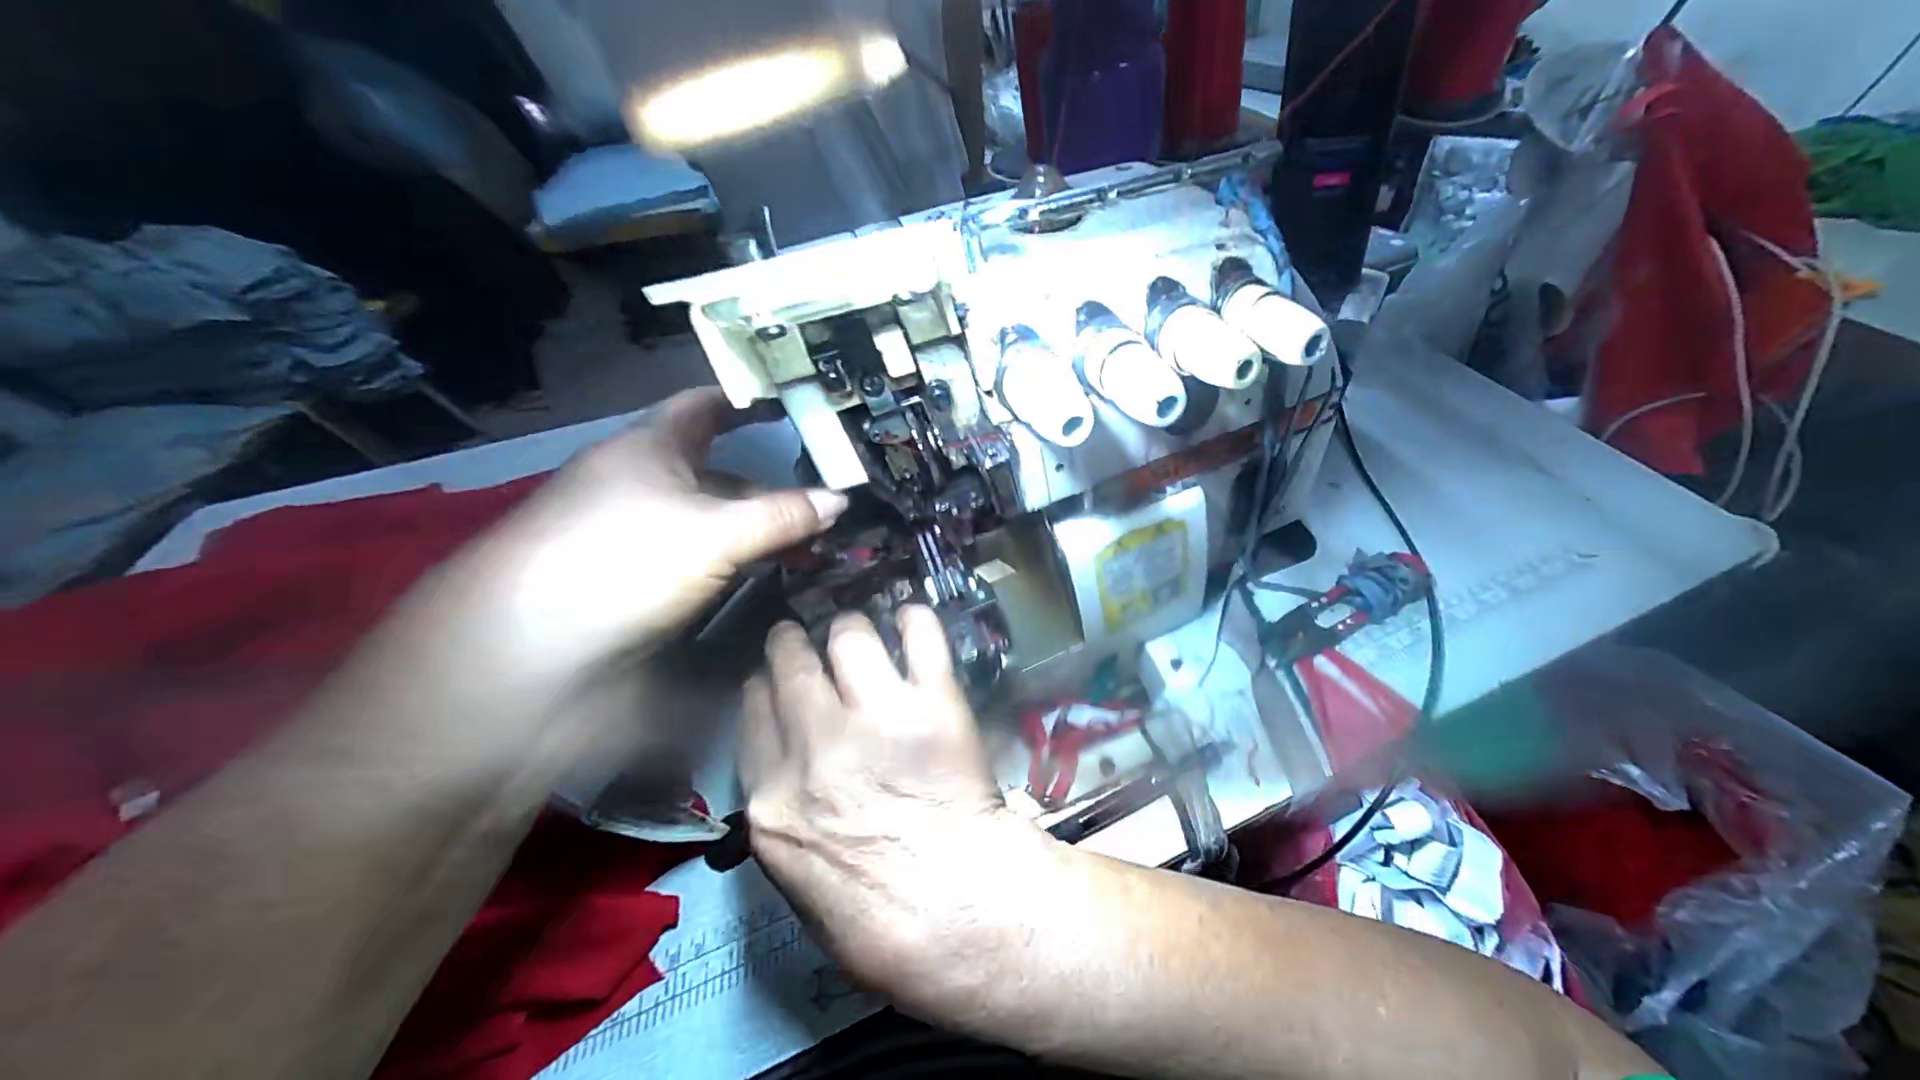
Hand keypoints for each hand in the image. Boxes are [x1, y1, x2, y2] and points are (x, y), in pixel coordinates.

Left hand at [454, 387, 846, 688]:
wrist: (530, 650)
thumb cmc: (623, 558)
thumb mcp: (713, 532)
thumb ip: (781, 516)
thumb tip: (840, 500)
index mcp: (650, 447)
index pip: (706, 405)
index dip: (750, 400)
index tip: (798, 406)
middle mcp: (642, 483)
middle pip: (720, 472)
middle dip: (772, 487)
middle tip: (826, 505)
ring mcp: (638, 533)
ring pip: (713, 519)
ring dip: (759, 530)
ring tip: (812, 548)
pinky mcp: (637, 578)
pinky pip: (701, 555)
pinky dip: (737, 560)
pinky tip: (768, 576)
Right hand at [740, 608, 1056, 1022]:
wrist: (963, 921)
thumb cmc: (881, 927)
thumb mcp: (800, 885)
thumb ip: (788, 822)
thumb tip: (794, 783)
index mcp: (773, 798)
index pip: (754, 712)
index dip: (765, 683)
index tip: (774, 675)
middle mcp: (814, 746)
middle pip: (793, 665)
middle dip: (796, 641)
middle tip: (808, 633)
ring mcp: (875, 719)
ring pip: (849, 637)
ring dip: (852, 628)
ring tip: (860, 629)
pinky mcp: (934, 706)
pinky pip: (920, 638)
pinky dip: (914, 621)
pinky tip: (912, 619)